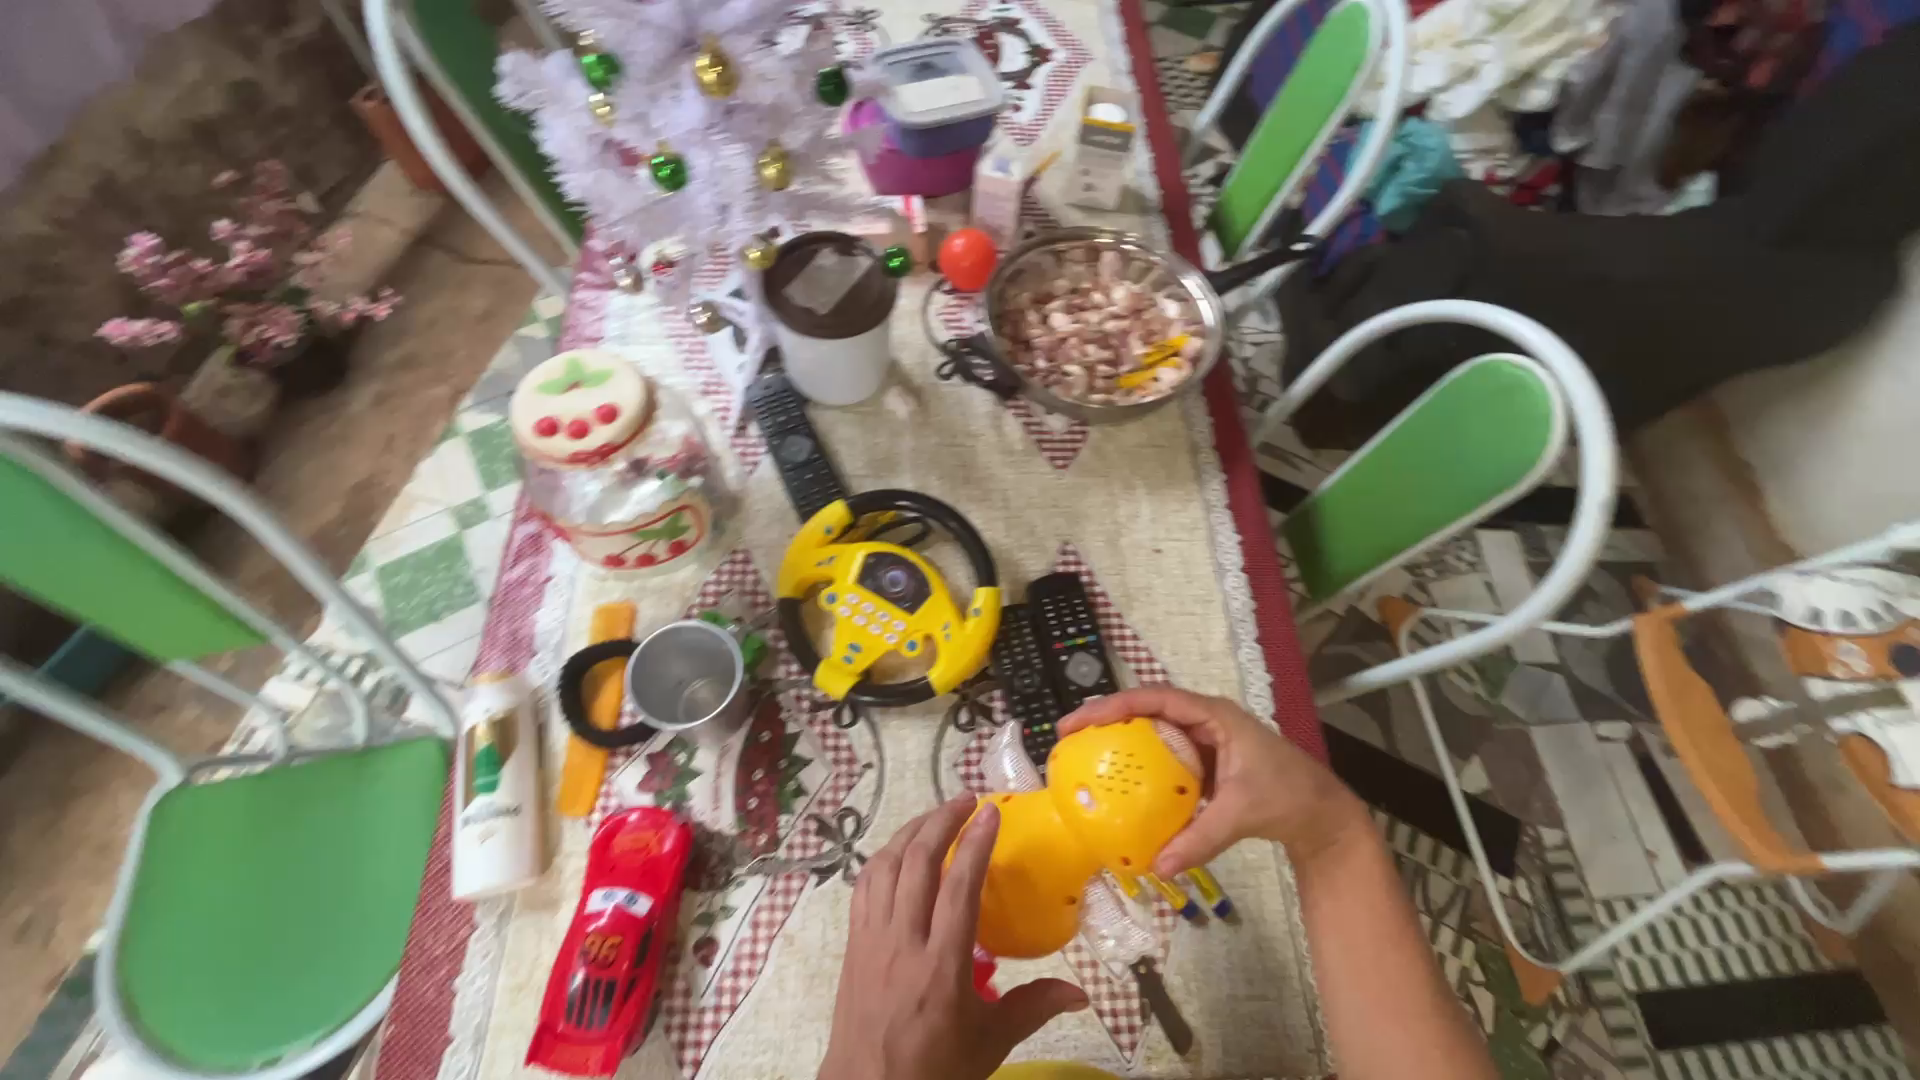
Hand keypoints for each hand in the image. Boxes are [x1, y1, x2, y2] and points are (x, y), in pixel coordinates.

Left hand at [819, 797, 1089, 1079]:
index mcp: (941, 966)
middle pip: (918, 862)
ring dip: (911, 830)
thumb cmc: (933, 1070)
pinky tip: (900, 850)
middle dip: (942, 820)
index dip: (975, 843)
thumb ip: (1034, 1008)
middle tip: (967, 799)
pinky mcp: (853, 941)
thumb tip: (1082, 993)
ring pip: (886, 865)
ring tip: (936, 815)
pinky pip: (865, 884)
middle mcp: (903, 941)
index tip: (990, 811)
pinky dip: (884, 856)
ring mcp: (872, 937)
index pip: (958, 887)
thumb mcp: (990, 1044)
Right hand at [1060, 686, 1368, 875]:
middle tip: (1070, 735)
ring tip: (1085, 753)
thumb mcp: (1242, 813)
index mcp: (1213, 715)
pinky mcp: (1204, 760)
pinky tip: (1120, 784)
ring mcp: (1204, 739)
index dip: (1114, 705)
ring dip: (1121, 738)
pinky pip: (1164, 755)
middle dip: (1107, 717)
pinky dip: (1140, 764)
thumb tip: (1156, 866)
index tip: (1080, 721)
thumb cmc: (1289, 798)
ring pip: (1153, 730)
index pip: (1156, 698)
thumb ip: (1200, 838)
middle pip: (1147, 708)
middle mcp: (1204, 719)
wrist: (1323, 813)